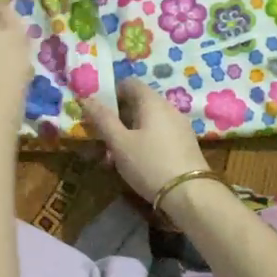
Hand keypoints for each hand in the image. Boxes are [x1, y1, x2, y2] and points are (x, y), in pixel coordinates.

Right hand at [82, 80, 210, 202]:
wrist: (190, 194)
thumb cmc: (149, 164)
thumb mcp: (119, 143)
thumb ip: (102, 119)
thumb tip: (86, 98)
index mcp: (152, 102)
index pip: (129, 83)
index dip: (111, 93)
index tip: (97, 111)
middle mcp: (169, 108)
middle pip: (138, 104)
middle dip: (117, 119)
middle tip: (101, 139)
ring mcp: (179, 126)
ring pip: (147, 123)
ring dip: (128, 135)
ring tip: (113, 159)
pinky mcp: (185, 144)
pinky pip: (159, 135)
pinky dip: (143, 143)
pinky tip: (134, 164)